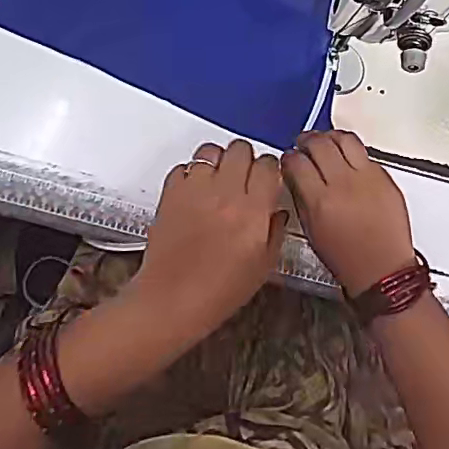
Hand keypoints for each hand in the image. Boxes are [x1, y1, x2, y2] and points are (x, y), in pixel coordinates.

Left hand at [132, 140, 288, 339]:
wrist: (172, 299)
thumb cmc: (218, 291)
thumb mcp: (262, 267)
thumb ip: (275, 232)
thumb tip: (278, 212)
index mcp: (253, 211)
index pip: (269, 165)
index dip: (270, 170)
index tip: (268, 179)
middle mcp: (225, 193)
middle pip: (241, 149)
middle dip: (246, 160)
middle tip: (244, 177)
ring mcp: (195, 190)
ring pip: (211, 151)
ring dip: (218, 161)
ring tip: (218, 180)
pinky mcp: (170, 193)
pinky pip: (184, 167)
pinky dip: (191, 174)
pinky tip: (195, 192)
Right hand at [283, 131, 416, 296]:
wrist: (383, 269)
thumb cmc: (347, 258)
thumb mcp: (311, 230)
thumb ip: (301, 197)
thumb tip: (295, 176)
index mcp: (320, 201)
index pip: (296, 162)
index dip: (288, 157)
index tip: (288, 159)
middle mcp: (343, 184)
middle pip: (319, 144)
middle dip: (306, 140)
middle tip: (303, 144)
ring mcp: (367, 178)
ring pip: (344, 139)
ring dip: (330, 137)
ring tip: (325, 141)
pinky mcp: (385, 177)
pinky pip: (365, 153)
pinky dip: (352, 151)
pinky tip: (346, 157)